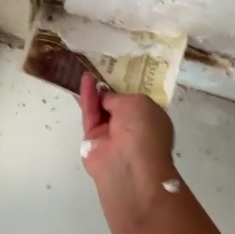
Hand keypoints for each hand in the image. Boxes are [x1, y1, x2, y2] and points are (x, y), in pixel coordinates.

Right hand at [78, 74, 176, 201]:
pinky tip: (83, 80)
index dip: (126, 88)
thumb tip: (105, 99)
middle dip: (108, 89)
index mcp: (151, 119)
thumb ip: (118, 96)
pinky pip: (89, 114)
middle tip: (97, 69)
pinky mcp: (92, 138)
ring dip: (94, 91)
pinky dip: (87, 97)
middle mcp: (132, 127)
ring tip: (85, 70)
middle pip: (116, 104)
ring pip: (100, 109)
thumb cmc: (144, 130)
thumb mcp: (137, 102)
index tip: (116, 73)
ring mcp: (111, 134)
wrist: (129, 165)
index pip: (137, 102)